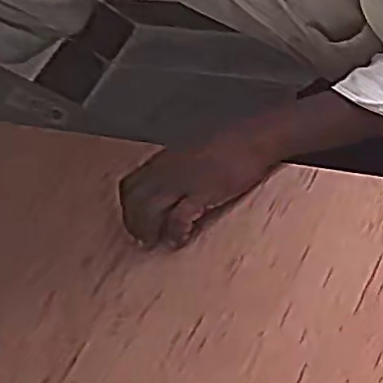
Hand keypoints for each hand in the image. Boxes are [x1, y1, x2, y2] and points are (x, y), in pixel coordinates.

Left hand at [118, 129, 282, 248]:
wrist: (254, 139)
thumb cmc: (233, 144)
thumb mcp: (198, 153)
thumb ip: (184, 168)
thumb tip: (182, 189)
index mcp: (164, 160)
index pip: (130, 186)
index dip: (128, 207)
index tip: (136, 220)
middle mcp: (166, 171)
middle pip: (135, 201)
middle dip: (136, 223)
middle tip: (144, 240)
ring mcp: (183, 182)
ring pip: (149, 210)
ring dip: (150, 230)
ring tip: (160, 243)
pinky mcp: (202, 193)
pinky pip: (178, 217)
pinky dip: (175, 231)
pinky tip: (181, 239)